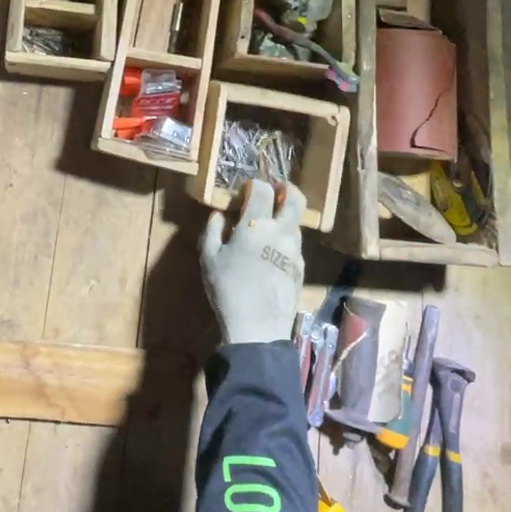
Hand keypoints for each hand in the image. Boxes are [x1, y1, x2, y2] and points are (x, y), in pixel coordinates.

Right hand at [199, 179, 305, 345]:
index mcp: (257, 223)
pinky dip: (286, 238)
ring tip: (268, 224)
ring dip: (286, 216)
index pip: (263, 190)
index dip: (255, 184)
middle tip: (274, 190)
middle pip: (295, 199)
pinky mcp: (301, 268)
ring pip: (296, 222)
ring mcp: (296, 250)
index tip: (246, 189)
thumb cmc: (228, 288)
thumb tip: (219, 216)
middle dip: (286, 189)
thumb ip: (213, 231)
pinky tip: (272, 250)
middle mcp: (282, 231)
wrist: (258, 327)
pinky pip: (296, 244)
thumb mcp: (209, 258)